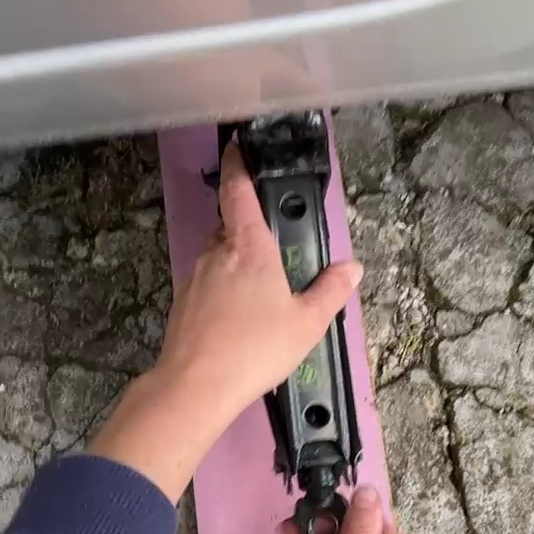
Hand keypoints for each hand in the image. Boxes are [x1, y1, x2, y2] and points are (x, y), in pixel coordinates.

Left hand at [153, 142, 363, 418]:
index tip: (239, 148)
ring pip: (216, 257)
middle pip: (229, 226)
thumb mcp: (306, 323)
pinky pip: (205, 285)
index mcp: (248, 247)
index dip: (238, 165)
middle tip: (272, 249)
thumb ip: (330, 292)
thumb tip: (352, 269)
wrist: (196, 386)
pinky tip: (235, 319)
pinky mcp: (181, 305)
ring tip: (258, 293)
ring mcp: (193, 279)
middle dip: (247, 229)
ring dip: (234, 264)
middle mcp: (215, 253)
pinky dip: (220, 291)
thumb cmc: (255, 349)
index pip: (239, 191)